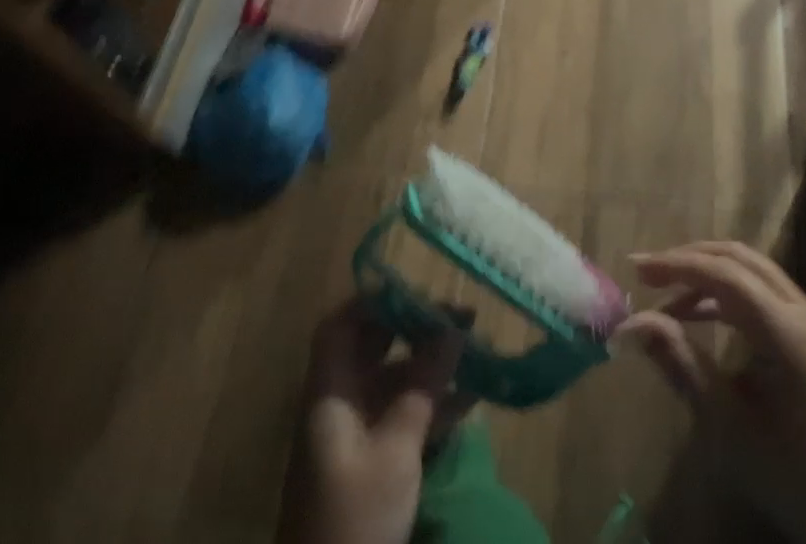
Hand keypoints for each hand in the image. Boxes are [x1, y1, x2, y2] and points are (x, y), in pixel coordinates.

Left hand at [277, 299, 462, 543]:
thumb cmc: (356, 514)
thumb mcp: (396, 449)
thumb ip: (423, 388)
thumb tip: (452, 330)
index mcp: (329, 392)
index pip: (339, 327)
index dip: (373, 302)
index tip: (418, 290)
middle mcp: (336, 404)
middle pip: (370, 350)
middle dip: (414, 331)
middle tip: (461, 320)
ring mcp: (352, 435)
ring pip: (390, 384)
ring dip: (430, 369)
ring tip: (476, 354)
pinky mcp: (369, 463)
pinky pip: (399, 417)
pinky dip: (430, 405)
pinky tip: (469, 400)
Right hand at [618, 242, 805, 542]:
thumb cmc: (786, 469)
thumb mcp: (723, 418)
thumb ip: (678, 361)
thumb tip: (629, 324)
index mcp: (787, 332)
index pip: (725, 275)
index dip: (676, 265)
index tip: (634, 269)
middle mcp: (805, 313)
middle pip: (742, 260)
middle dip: (691, 258)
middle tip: (646, 271)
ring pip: (755, 273)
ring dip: (708, 274)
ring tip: (664, 295)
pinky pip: (765, 295)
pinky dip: (728, 294)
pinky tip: (697, 316)